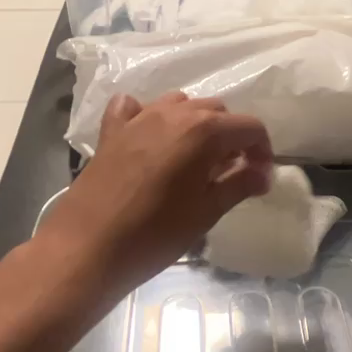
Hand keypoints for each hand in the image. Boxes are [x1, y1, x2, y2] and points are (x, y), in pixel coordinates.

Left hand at [35, 92, 272, 298]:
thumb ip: (238, 184)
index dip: (262, 150)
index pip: (250, 127)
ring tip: (194, 159)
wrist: (88, 247)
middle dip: (231, 137)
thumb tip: (262, 173)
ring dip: (195, 124)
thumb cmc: (155, 234)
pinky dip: (148, 115)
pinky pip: (135, 107)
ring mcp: (140, 117)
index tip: (260, 177)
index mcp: (204, 130)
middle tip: (231, 172)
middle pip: (216, 111)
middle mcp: (174, 112)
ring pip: (180, 104)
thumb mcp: (207, 212)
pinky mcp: (112, 129)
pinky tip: (150, 139)